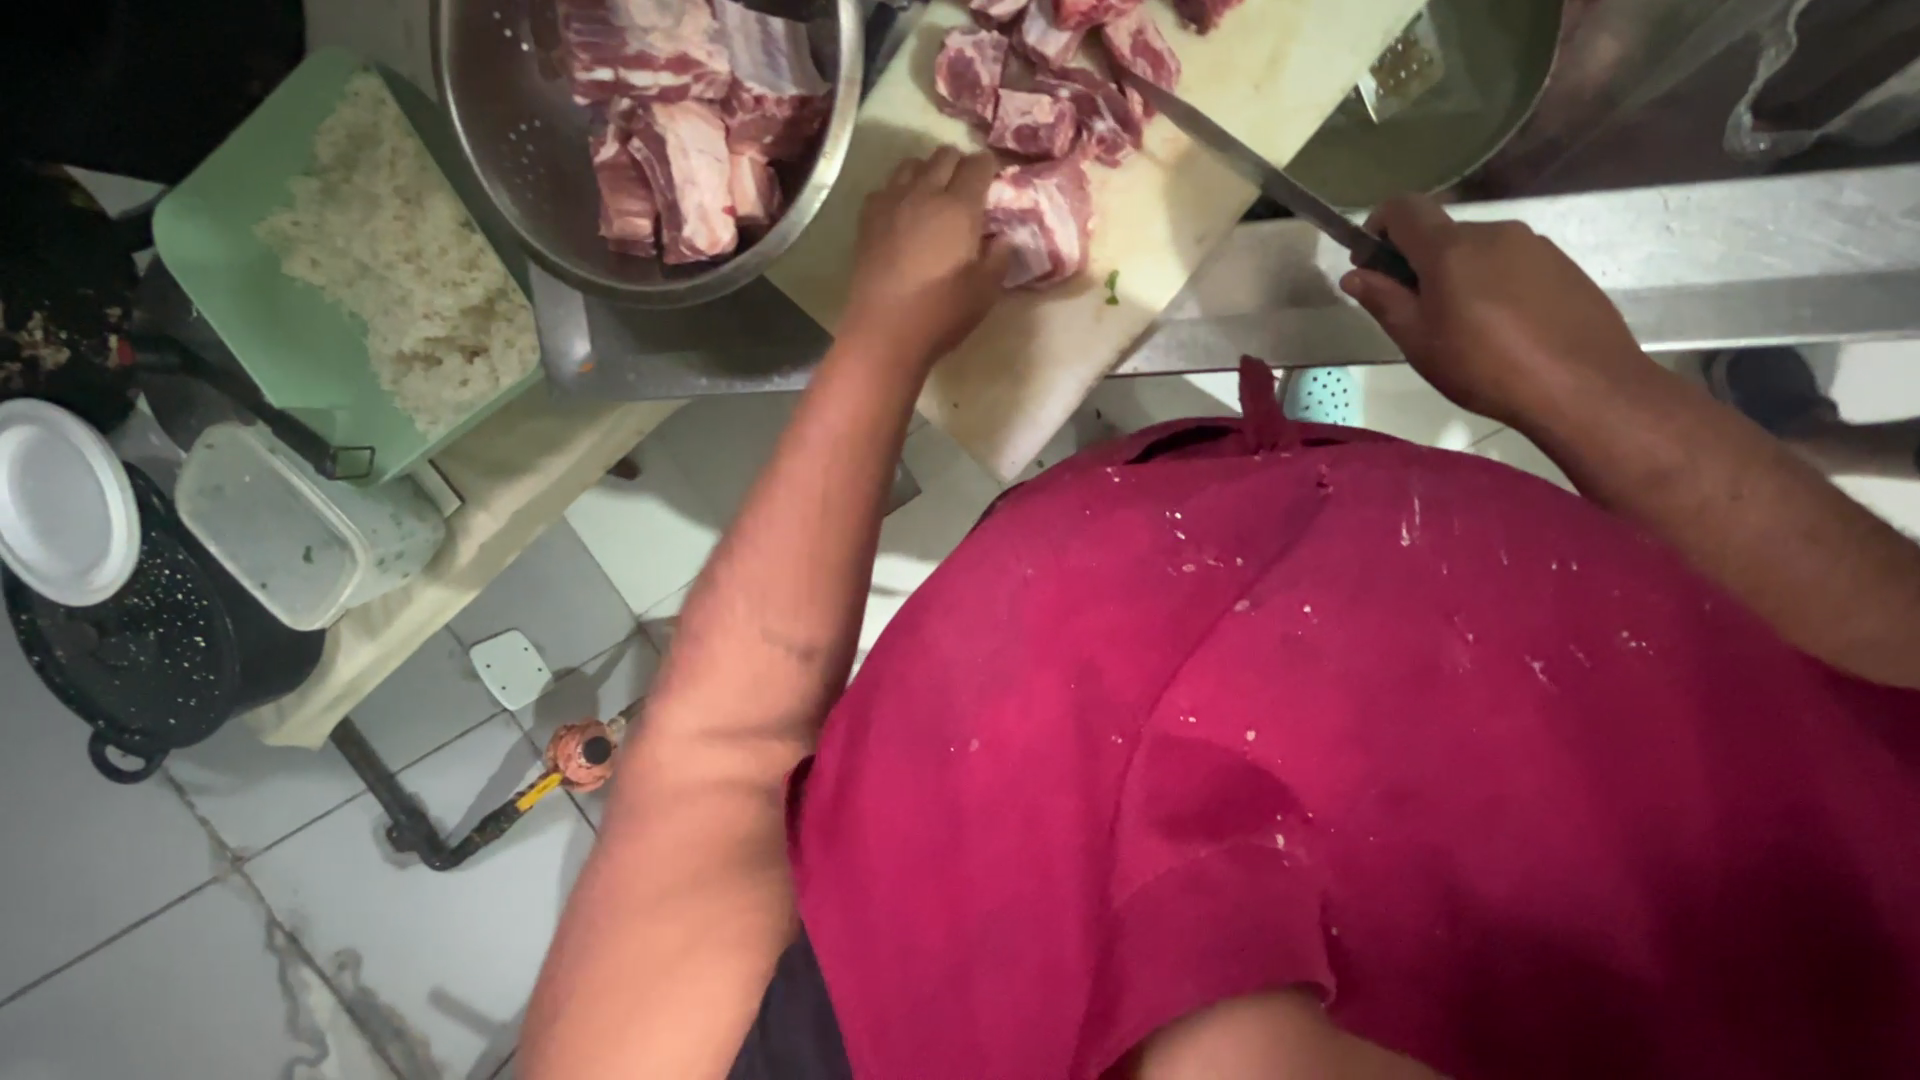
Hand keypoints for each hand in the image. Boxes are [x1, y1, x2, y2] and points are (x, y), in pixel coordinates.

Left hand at [841, 148, 1010, 364]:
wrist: (884, 331)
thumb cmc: (941, 313)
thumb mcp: (985, 291)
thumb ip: (999, 258)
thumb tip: (1004, 239)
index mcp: (959, 207)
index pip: (978, 165)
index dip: (989, 168)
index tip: (993, 180)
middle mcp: (924, 193)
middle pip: (943, 156)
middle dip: (959, 165)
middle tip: (965, 188)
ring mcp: (891, 202)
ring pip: (911, 165)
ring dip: (927, 172)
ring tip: (933, 195)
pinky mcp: (867, 219)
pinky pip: (885, 188)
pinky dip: (898, 191)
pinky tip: (903, 213)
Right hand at [1340, 195, 1653, 429]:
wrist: (1582, 385)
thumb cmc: (1483, 366)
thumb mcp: (1417, 340)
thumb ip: (1383, 300)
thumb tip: (1354, 274)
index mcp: (1451, 248)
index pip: (1404, 208)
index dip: (1378, 227)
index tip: (1371, 264)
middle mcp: (1494, 232)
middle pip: (1441, 233)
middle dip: (1418, 263)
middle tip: (1414, 313)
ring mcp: (1534, 245)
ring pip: (1476, 250)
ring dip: (1456, 276)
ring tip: (1461, 327)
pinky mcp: (1560, 265)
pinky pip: (1509, 264)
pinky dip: (1490, 284)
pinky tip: (1500, 328)